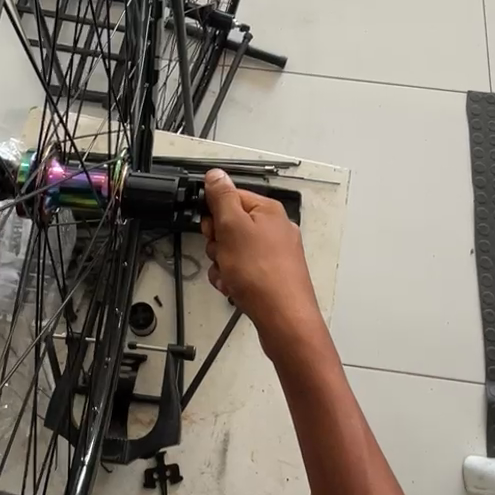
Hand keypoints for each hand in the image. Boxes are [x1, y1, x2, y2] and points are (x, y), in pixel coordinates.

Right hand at [200, 169, 320, 340]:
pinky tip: (234, 287)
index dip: (215, 214)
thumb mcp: (233, 227)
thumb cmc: (263, 274)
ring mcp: (275, 254)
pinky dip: (232, 278)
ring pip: (233, 250)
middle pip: (231, 225)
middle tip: (222, 253)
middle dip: (218, 242)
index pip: (231, 197)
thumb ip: (222, 198)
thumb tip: (216, 175)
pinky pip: (242, 270)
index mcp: (268, 210)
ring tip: (230, 275)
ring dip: (222, 263)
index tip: (211, 228)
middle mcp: (275, 229)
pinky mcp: (272, 275)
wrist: (284, 319)